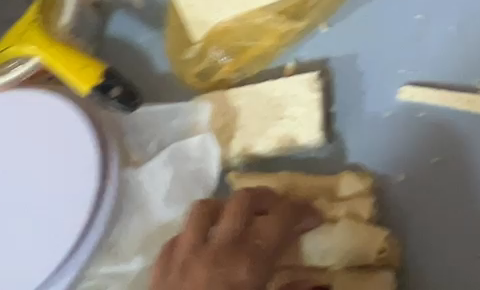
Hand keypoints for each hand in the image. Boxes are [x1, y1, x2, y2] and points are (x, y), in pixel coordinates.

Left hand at [152, 188, 322, 289]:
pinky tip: (201, 250)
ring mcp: (183, 256)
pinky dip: (193, 237)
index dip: (303, 210)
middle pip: (245, 198)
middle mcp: (217, 248)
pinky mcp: (158, 272)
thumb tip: (321, 283)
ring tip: (237, 223)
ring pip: (205, 208)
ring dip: (225, 209)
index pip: (283, 216)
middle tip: (279, 213)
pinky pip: (176, 238)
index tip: (314, 218)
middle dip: (267, 199)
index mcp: (249, 262)